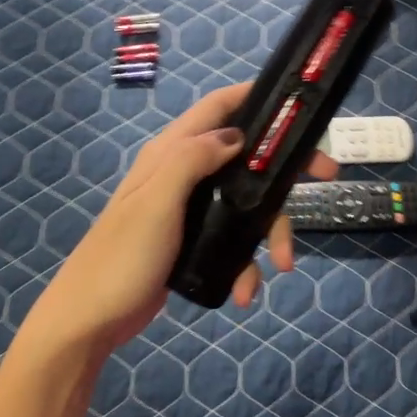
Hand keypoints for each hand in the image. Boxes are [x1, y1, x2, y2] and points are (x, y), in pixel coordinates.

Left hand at [25, 83, 338, 352]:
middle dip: (285, 171)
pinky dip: (245, 262)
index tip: (297, 105)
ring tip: (281, 265)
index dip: (256, 97)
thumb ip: (193, 159)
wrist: (90, 319)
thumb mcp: (157, 201)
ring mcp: (187, 209)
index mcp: (170, 153)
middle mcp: (182, 173)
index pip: (217, 108)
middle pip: (245, 157)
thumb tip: (235, 136)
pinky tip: (245, 291)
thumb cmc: (123, 256)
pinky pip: (231, 241)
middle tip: (326, 178)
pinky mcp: (192, 242)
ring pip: (245, 204)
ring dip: (268, 231)